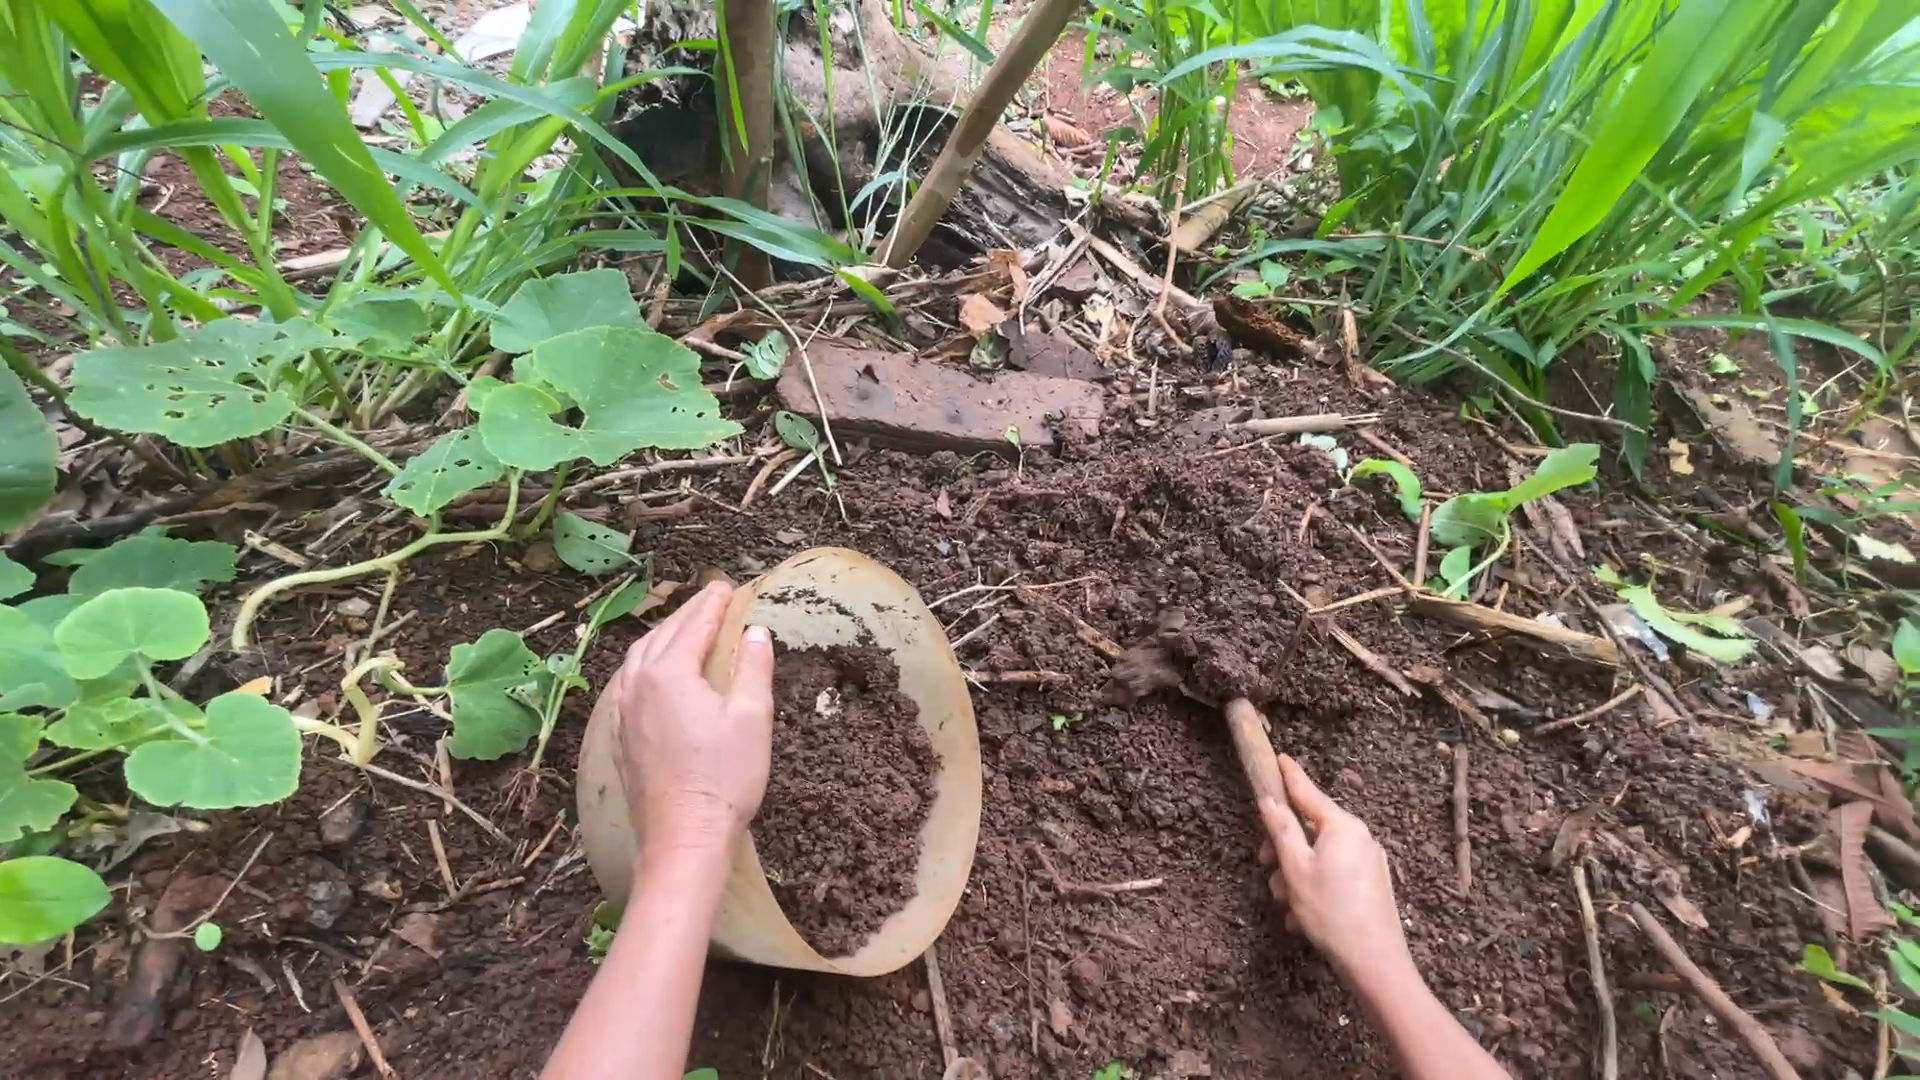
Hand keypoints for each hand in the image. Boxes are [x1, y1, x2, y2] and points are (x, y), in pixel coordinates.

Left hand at [612, 581, 774, 858]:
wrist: (684, 839)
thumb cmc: (724, 777)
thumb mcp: (752, 717)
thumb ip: (754, 667)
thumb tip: (755, 632)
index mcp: (669, 674)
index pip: (694, 626)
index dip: (713, 603)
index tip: (728, 585)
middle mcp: (638, 686)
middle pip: (663, 634)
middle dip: (688, 613)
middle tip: (712, 598)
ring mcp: (623, 712)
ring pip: (640, 656)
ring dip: (665, 634)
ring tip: (686, 626)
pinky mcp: (620, 736)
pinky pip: (629, 681)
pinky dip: (647, 661)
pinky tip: (657, 670)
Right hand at [1257, 754, 1412, 989]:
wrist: (1376, 966)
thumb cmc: (1331, 913)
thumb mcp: (1294, 866)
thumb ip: (1280, 828)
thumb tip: (1269, 799)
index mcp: (1342, 826)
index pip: (1308, 791)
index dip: (1289, 774)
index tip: (1279, 757)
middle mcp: (1360, 837)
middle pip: (1310, 827)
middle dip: (1283, 845)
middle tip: (1265, 865)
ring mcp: (1369, 861)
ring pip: (1319, 853)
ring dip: (1295, 872)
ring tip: (1286, 902)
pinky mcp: (1372, 884)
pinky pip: (1333, 872)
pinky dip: (1314, 885)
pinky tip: (1302, 914)